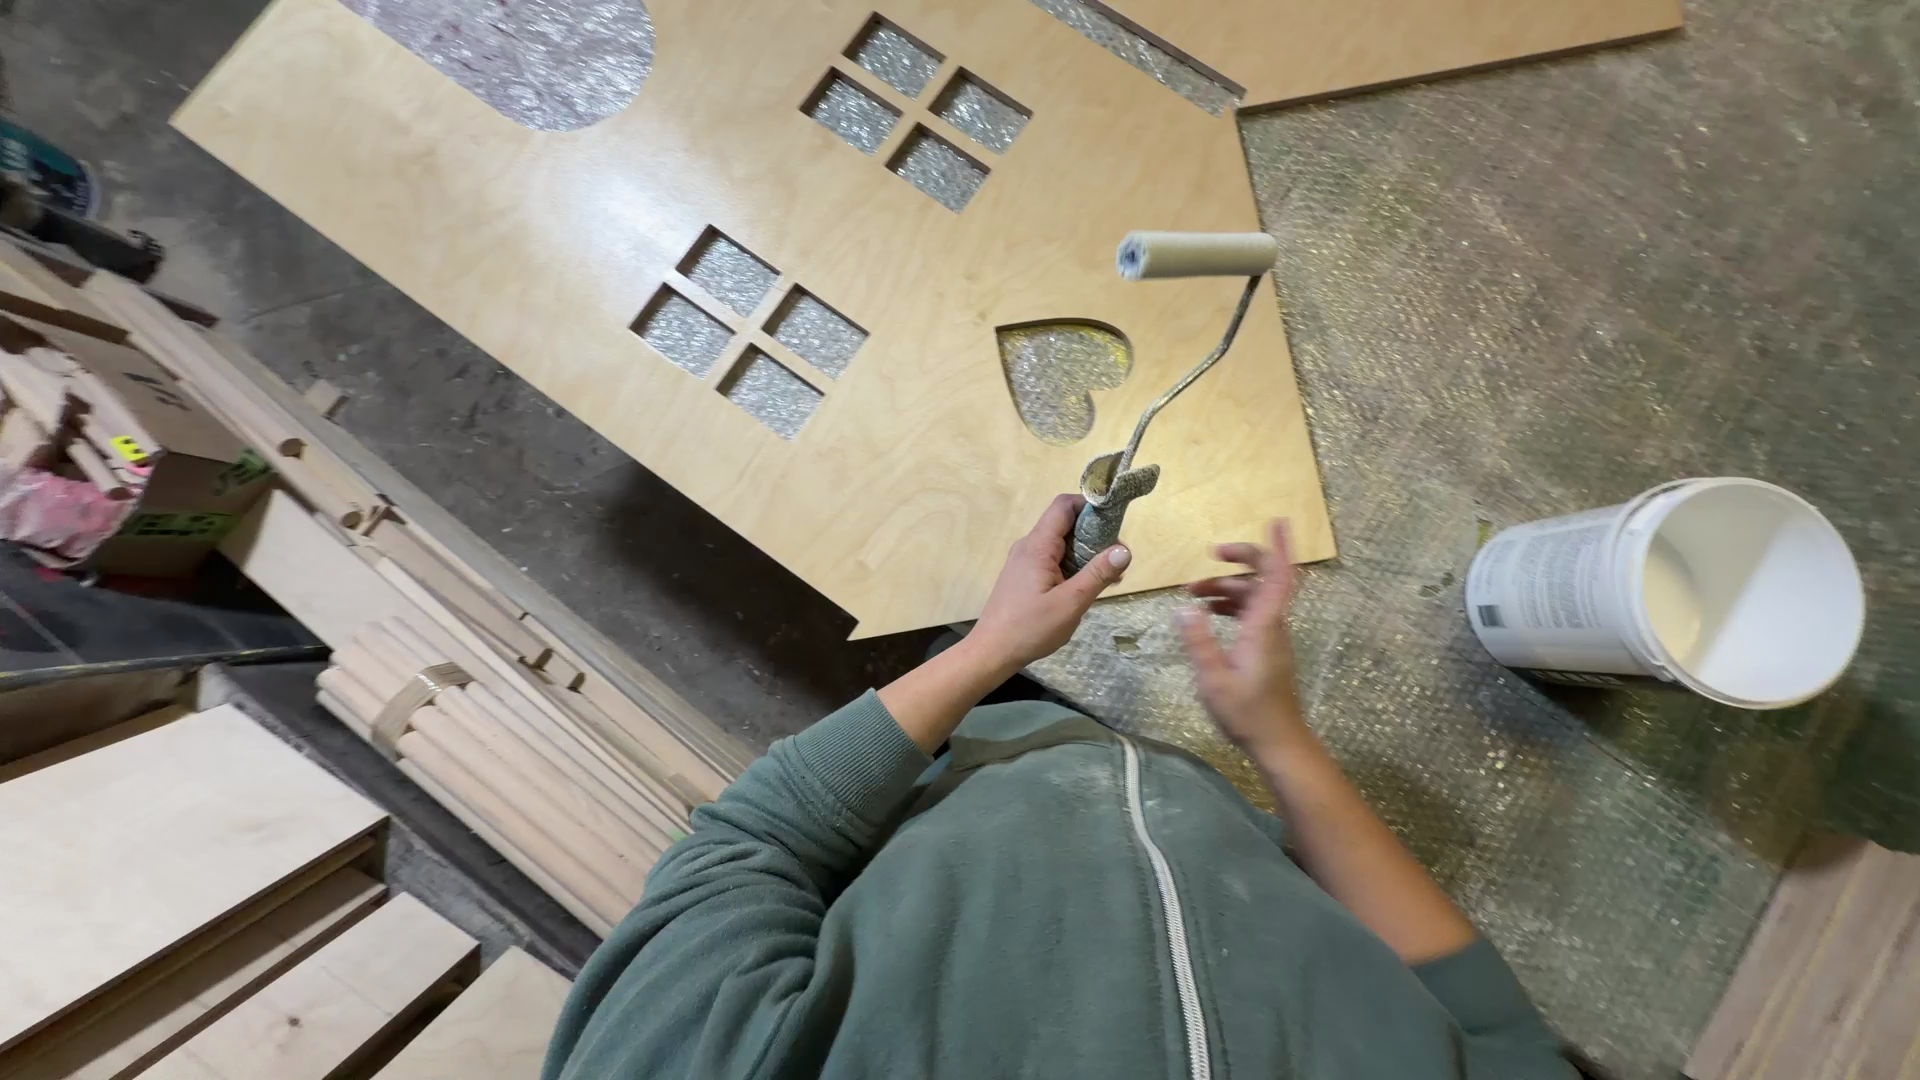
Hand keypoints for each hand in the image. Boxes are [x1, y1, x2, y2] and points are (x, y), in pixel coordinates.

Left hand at [968, 494, 1130, 671]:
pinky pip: (1053, 560)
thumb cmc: (1030, 628)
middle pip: (1065, 524)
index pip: (1064, 506)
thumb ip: (1097, 574)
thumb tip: (1124, 549)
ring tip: (1109, 578)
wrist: (992, 652)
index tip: (1115, 522)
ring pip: (1061, 544)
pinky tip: (1087, 587)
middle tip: (1117, 558)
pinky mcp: (1024, 576)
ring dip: (1086, 554)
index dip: (1091, 505)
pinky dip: (1073, 566)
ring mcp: (1025, 561)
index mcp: (1037, 546)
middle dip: (1095, 534)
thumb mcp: (1070, 603)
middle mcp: (1029, 546)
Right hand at [1176, 519, 1309, 757]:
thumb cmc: (1247, 713)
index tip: (1278, 521)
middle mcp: (1272, 625)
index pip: (1279, 577)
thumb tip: (1184, 608)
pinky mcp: (1266, 648)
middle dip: (1240, 560)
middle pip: (1264, 579)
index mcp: (1264, 627)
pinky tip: (1206, 612)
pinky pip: (1250, 612)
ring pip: (1252, 596)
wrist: (1278, 742)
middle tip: (1212, 554)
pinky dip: (1229, 604)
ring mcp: (1271, 637)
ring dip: (1225, 586)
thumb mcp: (1214, 679)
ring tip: (1191, 593)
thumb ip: (1199, 641)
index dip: (1280, 547)